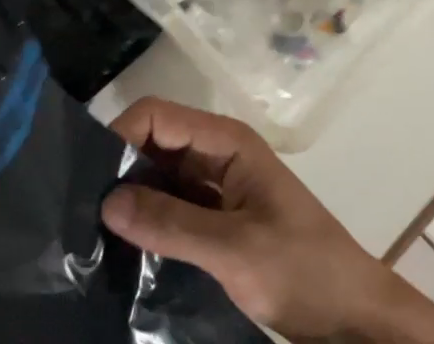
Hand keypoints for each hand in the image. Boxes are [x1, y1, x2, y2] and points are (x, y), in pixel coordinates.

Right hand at [102, 98, 433, 343]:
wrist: (355, 318)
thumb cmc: (305, 269)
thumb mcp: (236, 249)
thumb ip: (171, 224)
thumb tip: (105, 200)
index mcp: (227, 142)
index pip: (156, 116)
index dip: (120, 137)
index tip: (88, 181)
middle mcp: (216, 157)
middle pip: (151, 145)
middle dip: (117, 172)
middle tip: (78, 212)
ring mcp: (215, 191)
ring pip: (156, 181)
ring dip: (129, 203)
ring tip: (90, 233)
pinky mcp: (214, 224)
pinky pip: (168, 212)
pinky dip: (145, 226)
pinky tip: (120, 250)